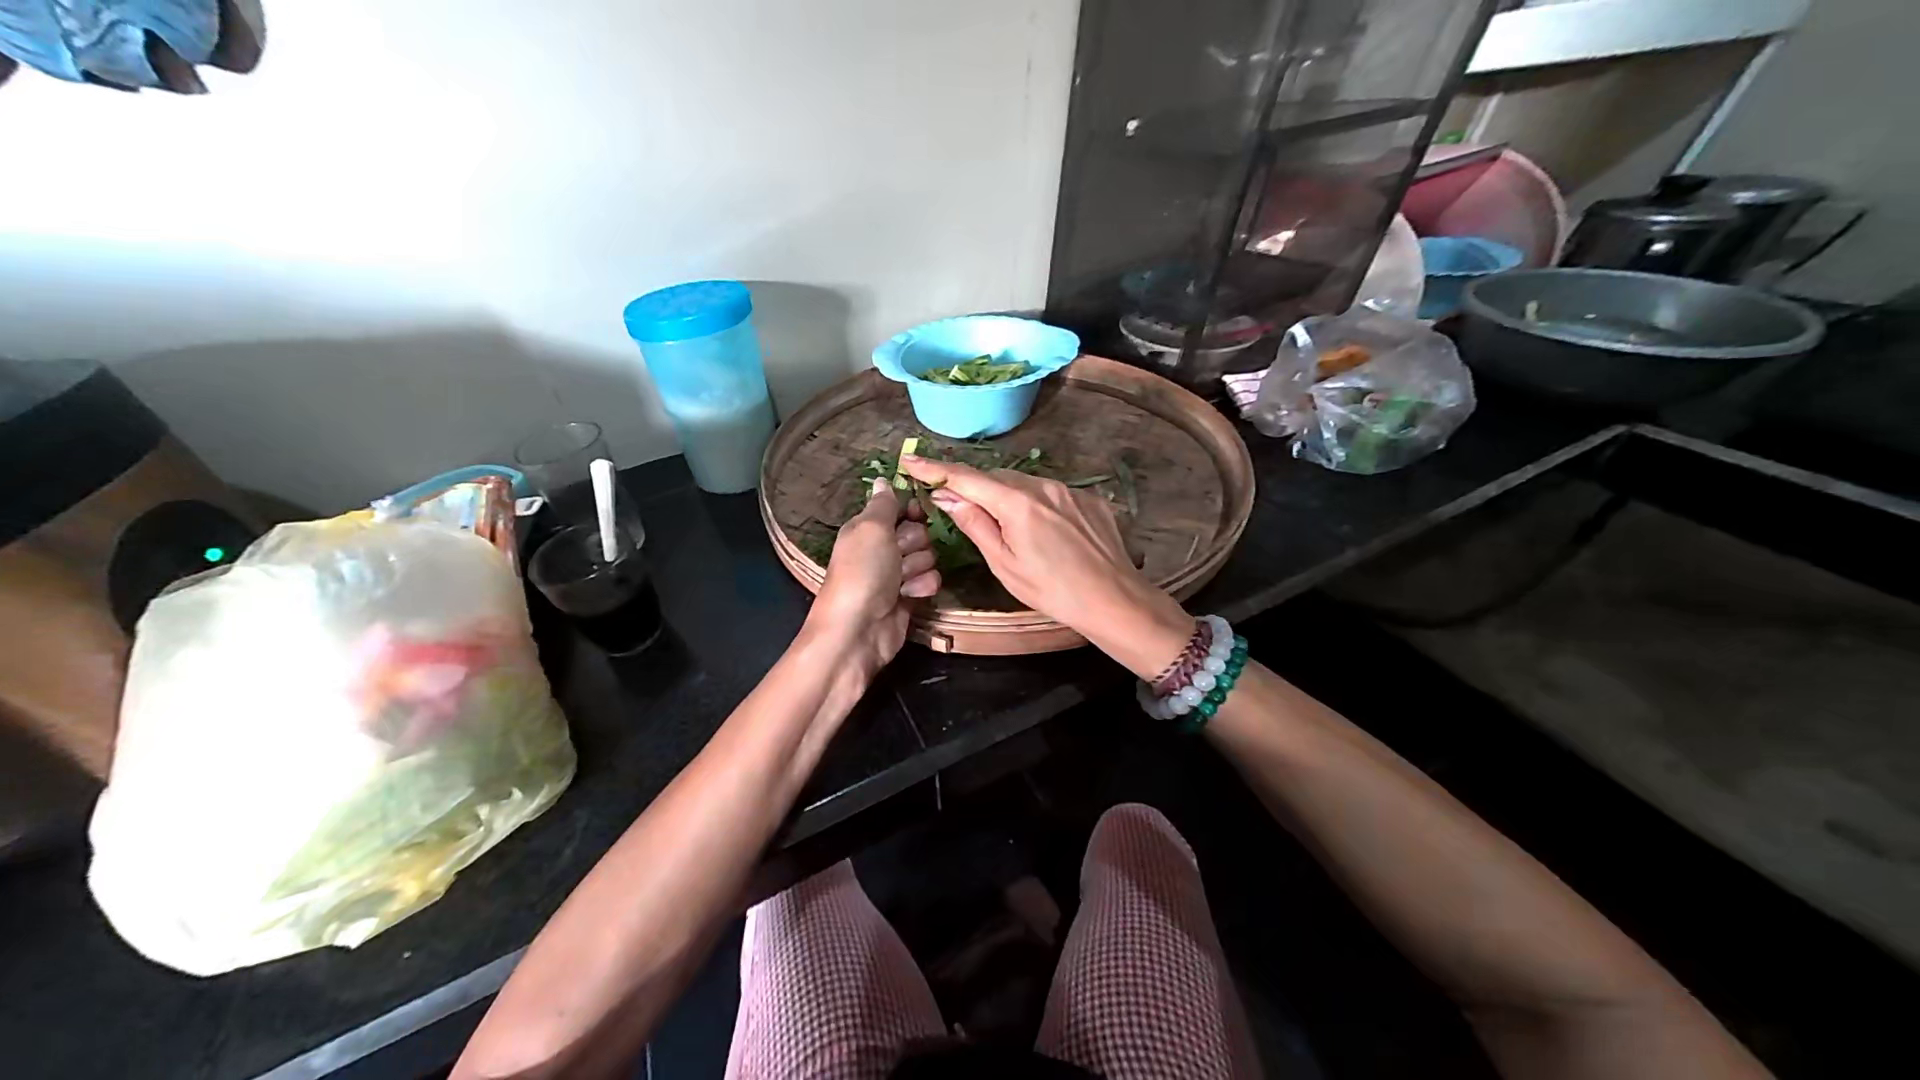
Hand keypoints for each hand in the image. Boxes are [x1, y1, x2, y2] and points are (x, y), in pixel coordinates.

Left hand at [805, 479, 941, 676]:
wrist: (858, 631)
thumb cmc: (861, 573)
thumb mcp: (870, 528)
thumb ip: (883, 503)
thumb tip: (883, 479)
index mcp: (868, 527)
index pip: (900, 507)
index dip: (911, 510)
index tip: (916, 515)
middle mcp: (883, 548)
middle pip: (919, 532)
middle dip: (914, 543)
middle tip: (898, 556)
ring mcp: (897, 574)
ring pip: (929, 557)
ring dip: (918, 567)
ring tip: (900, 582)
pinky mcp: (911, 596)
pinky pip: (931, 580)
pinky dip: (923, 587)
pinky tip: (910, 596)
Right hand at [899, 455, 1193, 679]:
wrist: (1113, 599)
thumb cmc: (1052, 591)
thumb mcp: (1004, 564)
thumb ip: (975, 524)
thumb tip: (948, 496)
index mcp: (1017, 503)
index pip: (967, 477)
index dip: (935, 469)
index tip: (911, 461)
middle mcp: (1043, 486)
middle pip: (996, 477)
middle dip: (973, 486)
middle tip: (956, 503)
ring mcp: (1069, 491)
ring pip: (1024, 483)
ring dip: (1005, 495)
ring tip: (1003, 524)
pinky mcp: (1088, 500)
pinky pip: (1050, 493)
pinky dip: (1034, 503)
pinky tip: (1041, 531)